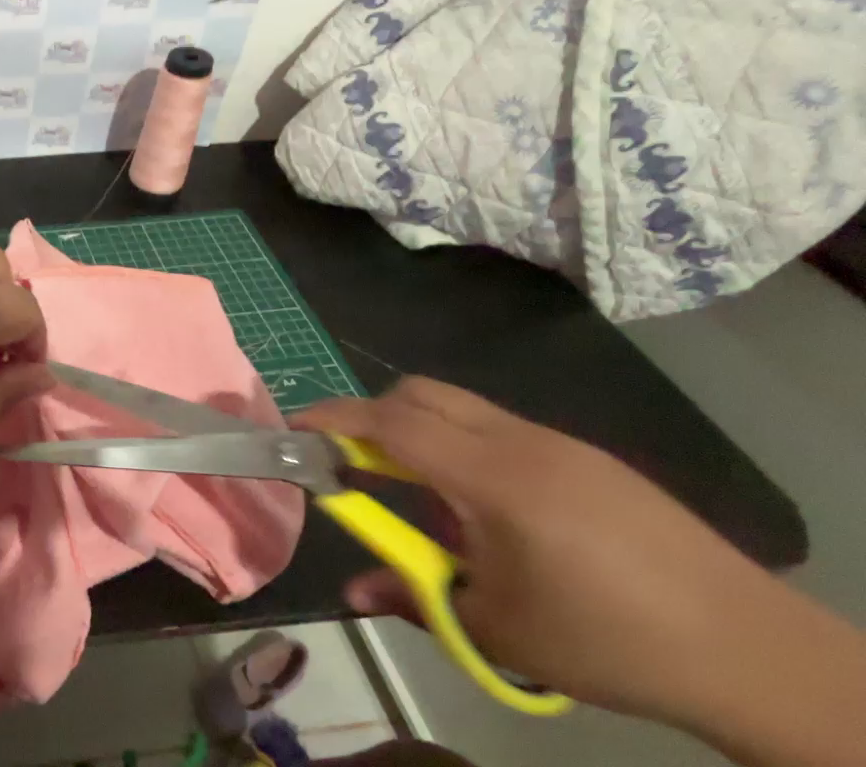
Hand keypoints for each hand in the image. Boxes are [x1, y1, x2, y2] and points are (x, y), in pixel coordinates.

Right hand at [296, 378, 800, 725]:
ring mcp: (561, 446)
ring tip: (421, 500)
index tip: (295, 431)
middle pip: (421, 395)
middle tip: (351, 466)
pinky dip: (462, 450)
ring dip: (419, 434)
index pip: (392, 424)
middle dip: (370, 418)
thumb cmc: (609, 642)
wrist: (753, 653)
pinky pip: (500, 431)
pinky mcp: (590, 461)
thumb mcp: (495, 628)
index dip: (334, 420)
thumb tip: (353, 591)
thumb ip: (411, 597)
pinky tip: (483, 512)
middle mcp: (522, 443)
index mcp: (493, 478)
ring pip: (462, 408)